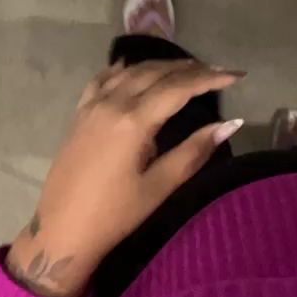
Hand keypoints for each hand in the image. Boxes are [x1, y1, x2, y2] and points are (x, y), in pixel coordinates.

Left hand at [6, 60, 244, 296]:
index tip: (235, 77)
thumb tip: (230, 124)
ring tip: (187, 68)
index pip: (179, 87)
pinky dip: (124, 70)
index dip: (209, 79)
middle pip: (156, 73)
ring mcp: (92, 105)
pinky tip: (131, 67)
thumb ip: (194, 151)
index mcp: (133, 120)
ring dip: (161, 66)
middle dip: (189, 68)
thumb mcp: (159, 187)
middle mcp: (112, 102)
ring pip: (131, 71)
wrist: (61, 230)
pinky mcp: (79, 114)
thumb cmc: (114, 215)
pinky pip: (104, 79)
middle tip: (218, 71)